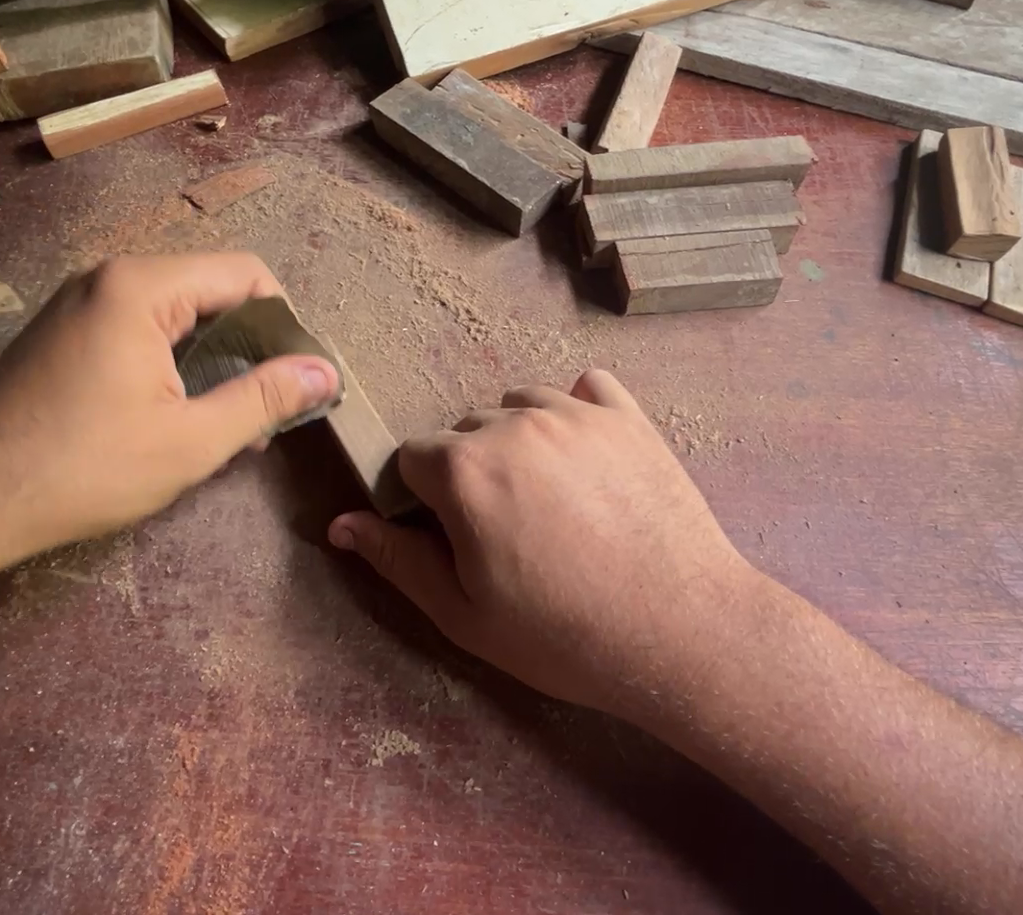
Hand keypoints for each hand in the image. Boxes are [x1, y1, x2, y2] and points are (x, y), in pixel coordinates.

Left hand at [0, 253, 339, 576]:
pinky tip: (181, 414)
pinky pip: (144, 329)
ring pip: (181, 313)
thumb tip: (327, 373)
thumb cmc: (84, 470)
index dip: (285, 321)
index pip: (246, 273)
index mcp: (141, 287)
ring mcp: (81, 302)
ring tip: (231, 421)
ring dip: (217, 359)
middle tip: (268, 408)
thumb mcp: (192, 441)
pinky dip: (178, 363)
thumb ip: (266, 398)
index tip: (299, 377)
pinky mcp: (66, 331)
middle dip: (252, 345)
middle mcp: (109, 277)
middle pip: (213, 290)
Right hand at [328, 370, 759, 718]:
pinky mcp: (628, 415)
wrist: (681, 632)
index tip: (455, 536)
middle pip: (465, 431)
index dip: (425, 499)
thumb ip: (398, 560)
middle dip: (470, 470)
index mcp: (464, 468)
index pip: (413, 458)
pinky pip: (585, 387)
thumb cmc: (562, 635)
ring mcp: (576, 412)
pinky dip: (575, 411)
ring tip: (548, 495)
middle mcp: (514, 423)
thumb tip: (341, 524)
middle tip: (508, 528)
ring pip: (520, 407)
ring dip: (518, 439)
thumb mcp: (464, 615)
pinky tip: (588, 455)